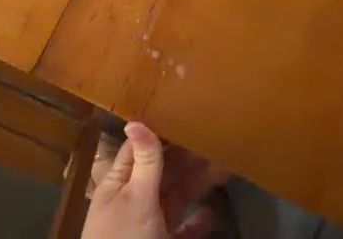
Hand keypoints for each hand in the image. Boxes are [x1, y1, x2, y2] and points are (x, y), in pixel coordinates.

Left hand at [81, 122, 225, 238]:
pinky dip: (195, 223)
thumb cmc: (126, 238)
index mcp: (119, 185)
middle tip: (215, 144)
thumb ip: (144, 162)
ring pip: (175, 199)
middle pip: (162, 174)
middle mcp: (132, 202)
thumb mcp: (136, 197)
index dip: (161, 134)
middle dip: (188, 160)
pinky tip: (209, 215)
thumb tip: (135, 119)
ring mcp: (146, 226)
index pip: (139, 150)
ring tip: (222, 170)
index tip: (186, 116)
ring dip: (197, 185)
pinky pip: (181, 231)